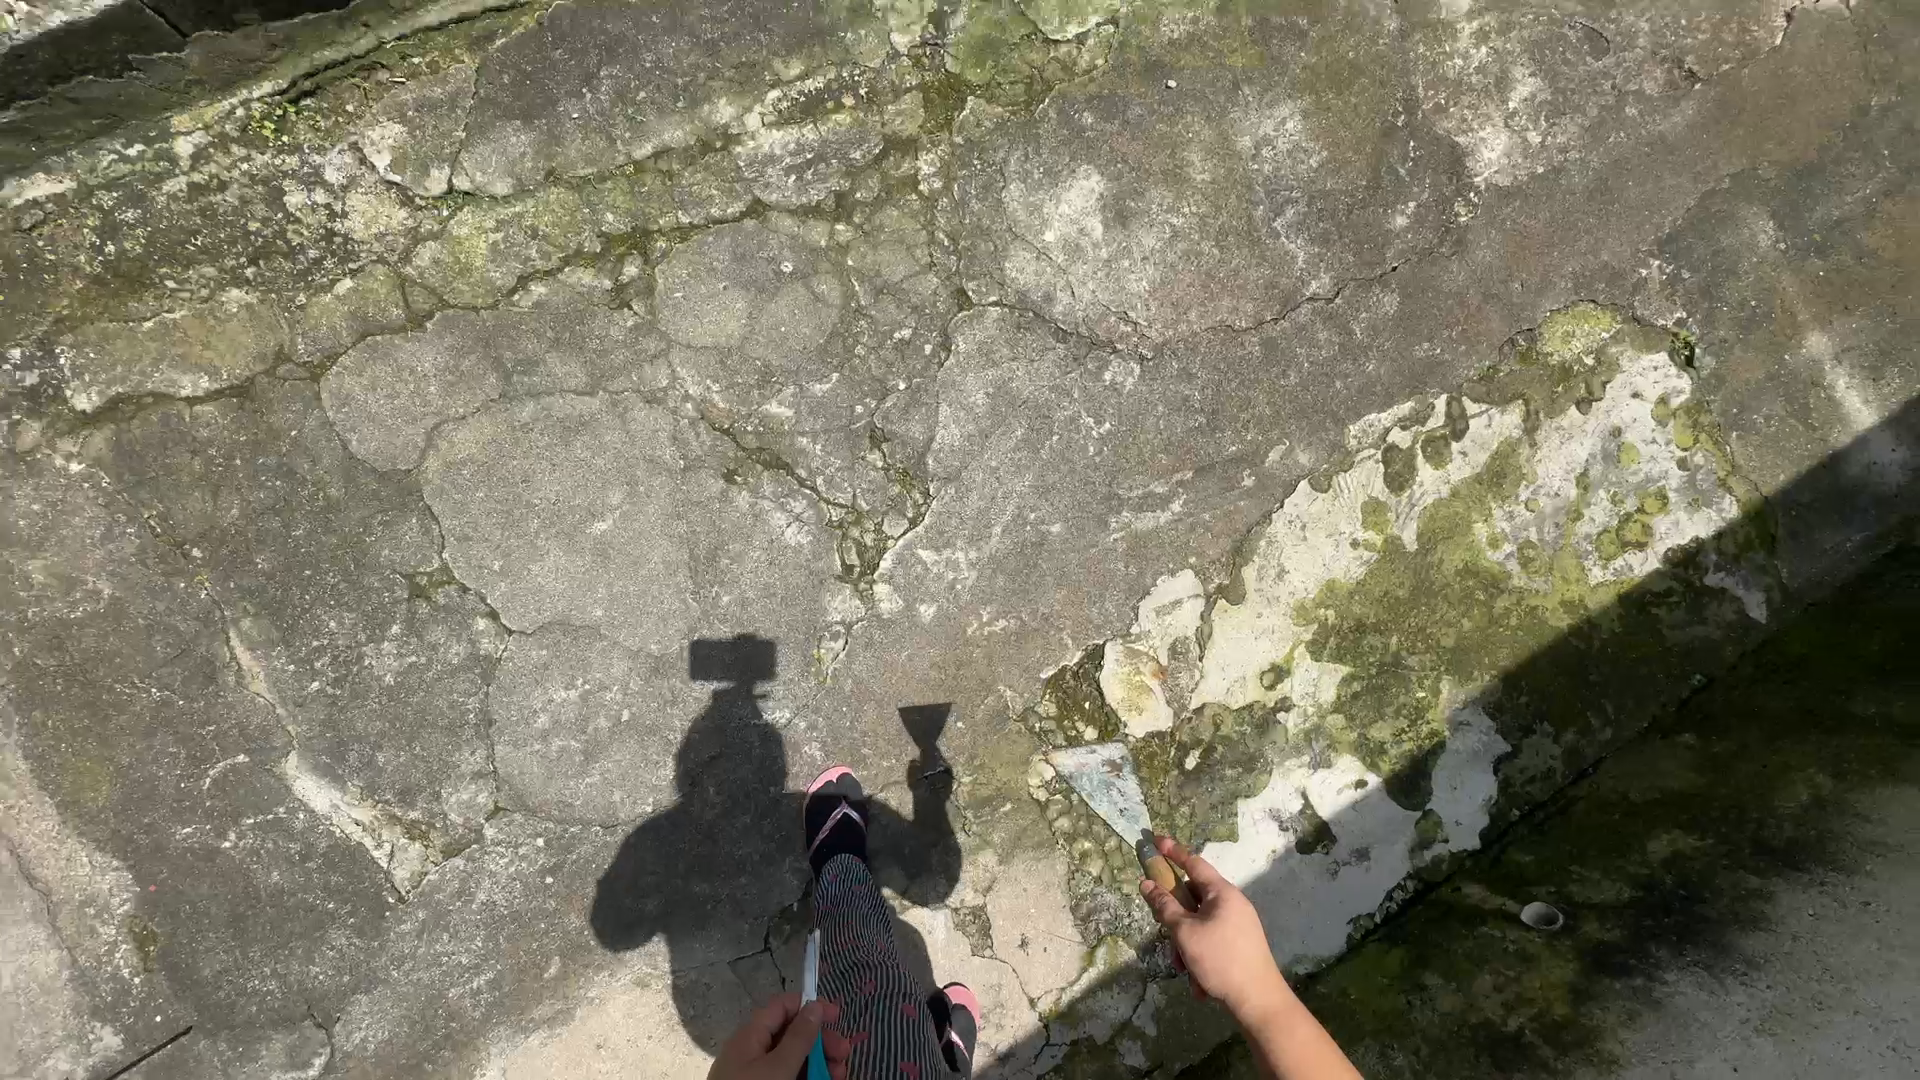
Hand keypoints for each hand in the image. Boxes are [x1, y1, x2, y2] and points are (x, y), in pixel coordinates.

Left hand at [707, 993, 849, 1079]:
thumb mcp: (778, 1068)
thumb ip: (799, 1037)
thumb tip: (815, 1005)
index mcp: (751, 1035)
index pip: (783, 1006)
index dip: (811, 1006)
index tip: (837, 1017)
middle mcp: (752, 1051)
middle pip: (792, 1034)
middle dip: (821, 1041)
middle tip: (844, 1055)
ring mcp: (755, 1074)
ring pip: (792, 1060)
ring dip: (818, 1063)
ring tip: (838, 1075)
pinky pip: (786, 1077)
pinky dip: (805, 1077)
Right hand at [1139, 835, 1290, 1019]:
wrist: (1260, 1002)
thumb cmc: (1220, 959)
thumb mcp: (1185, 931)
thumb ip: (1164, 906)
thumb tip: (1147, 884)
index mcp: (1222, 892)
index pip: (1193, 862)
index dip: (1173, 851)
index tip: (1156, 840)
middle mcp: (1232, 903)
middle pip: (1193, 898)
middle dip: (1176, 918)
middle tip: (1165, 932)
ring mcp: (1239, 924)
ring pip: (1200, 922)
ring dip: (1186, 942)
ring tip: (1184, 967)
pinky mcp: (1241, 944)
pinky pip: (1212, 938)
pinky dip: (1200, 953)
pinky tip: (1199, 980)